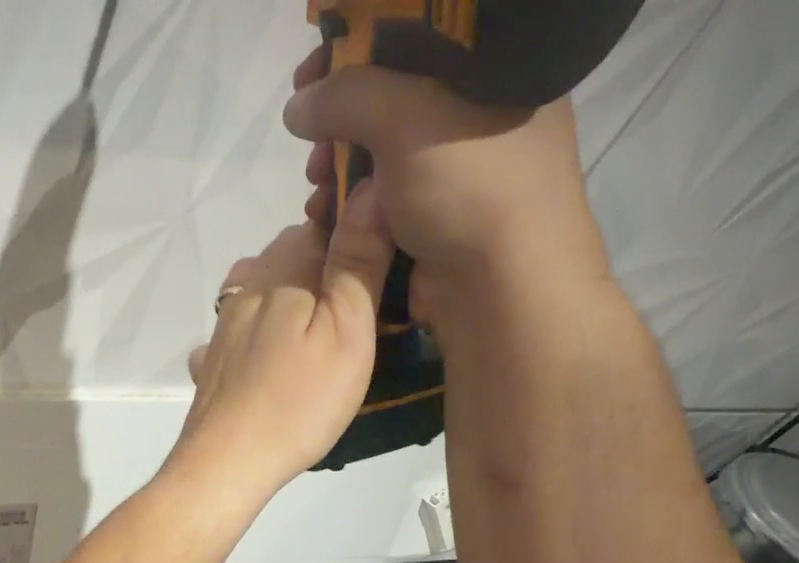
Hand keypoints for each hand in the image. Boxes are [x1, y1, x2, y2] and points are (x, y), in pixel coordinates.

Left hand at [168, 184, 395, 494]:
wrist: (226, 462)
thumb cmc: (298, 399)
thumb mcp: (347, 327)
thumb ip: (358, 258)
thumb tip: (368, 185)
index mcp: (282, 268)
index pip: (323, 220)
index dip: (356, 234)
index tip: (384, 266)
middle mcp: (245, 285)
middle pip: (291, 255)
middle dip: (324, 269)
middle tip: (364, 310)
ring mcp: (222, 325)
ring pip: (262, 290)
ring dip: (291, 299)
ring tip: (322, 335)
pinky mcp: (213, 361)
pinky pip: (240, 332)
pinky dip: (260, 336)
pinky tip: (274, 361)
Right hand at [284, 50, 611, 318]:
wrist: (501, 286)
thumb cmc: (470, 184)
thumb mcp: (408, 116)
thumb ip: (345, 97)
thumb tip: (297, 107)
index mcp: (496, 71)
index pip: (417, 39)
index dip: (359, 45)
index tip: (315, 69)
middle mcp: (477, 115)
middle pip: (387, 97)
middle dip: (337, 117)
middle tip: (311, 137)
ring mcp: (451, 171)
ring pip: (375, 151)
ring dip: (334, 165)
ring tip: (316, 185)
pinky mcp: (428, 217)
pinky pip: (374, 195)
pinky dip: (344, 201)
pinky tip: (324, 212)